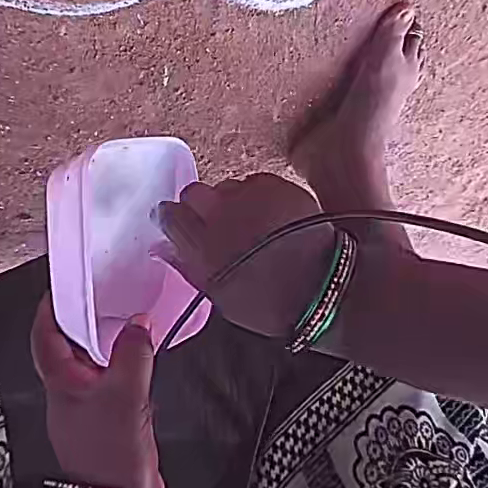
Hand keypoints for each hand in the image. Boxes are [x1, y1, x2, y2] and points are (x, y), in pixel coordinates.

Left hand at [29, 295, 162, 487]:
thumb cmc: (110, 459)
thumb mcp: (125, 393)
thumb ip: (133, 351)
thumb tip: (138, 324)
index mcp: (59, 381)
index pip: (44, 334)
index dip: (50, 308)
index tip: (62, 287)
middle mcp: (66, 392)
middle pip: (65, 346)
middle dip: (79, 321)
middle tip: (96, 298)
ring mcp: (84, 407)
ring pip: (88, 364)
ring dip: (101, 343)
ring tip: (119, 322)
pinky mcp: (105, 420)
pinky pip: (107, 381)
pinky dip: (118, 365)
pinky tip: (135, 361)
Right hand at [156, 173, 335, 339]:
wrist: (326, 288)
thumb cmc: (270, 303)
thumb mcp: (220, 297)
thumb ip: (186, 266)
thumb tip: (161, 248)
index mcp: (201, 244)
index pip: (168, 214)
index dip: (171, 219)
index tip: (177, 225)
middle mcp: (220, 213)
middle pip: (193, 193)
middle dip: (198, 205)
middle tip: (213, 224)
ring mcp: (248, 196)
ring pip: (224, 187)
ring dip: (229, 202)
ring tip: (248, 223)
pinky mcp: (274, 185)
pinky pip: (253, 184)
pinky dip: (256, 197)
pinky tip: (269, 217)